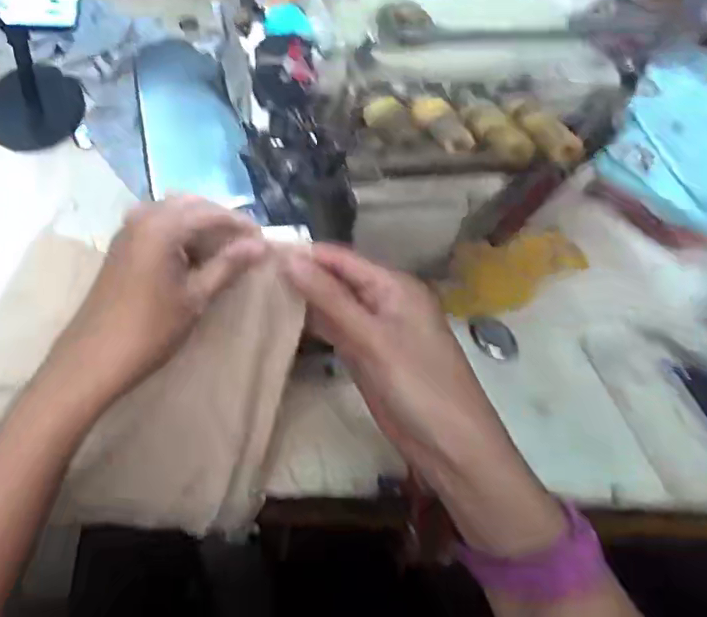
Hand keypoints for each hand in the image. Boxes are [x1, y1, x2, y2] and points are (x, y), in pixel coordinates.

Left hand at [44, 197, 266, 408]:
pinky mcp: (121, 242)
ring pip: (171, 210)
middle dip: (218, 219)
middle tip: (245, 244)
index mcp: (162, 224)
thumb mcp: (195, 297)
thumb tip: (259, 245)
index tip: (263, 240)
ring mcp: (128, 227)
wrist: (94, 355)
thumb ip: (227, 266)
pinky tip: (191, 253)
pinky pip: (156, 222)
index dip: (239, 223)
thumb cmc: (150, 329)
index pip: (210, 212)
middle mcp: (143, 216)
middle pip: (190, 204)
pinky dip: (177, 229)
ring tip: (222, 250)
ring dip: (197, 223)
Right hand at [284, 244, 565, 556]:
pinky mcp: (366, 353)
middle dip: (298, 274)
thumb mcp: (371, 339)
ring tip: (256, 291)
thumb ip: (328, 298)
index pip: (339, 257)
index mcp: (393, 285)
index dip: (302, 253)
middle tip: (250, 272)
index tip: (258, 252)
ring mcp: (374, 327)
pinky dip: (311, 324)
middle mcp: (383, 299)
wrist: (455, 454)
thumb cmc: (419, 388)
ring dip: (301, 299)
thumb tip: (287, 259)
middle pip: (334, 277)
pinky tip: (280, 320)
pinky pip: (334, 328)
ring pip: (331, 302)